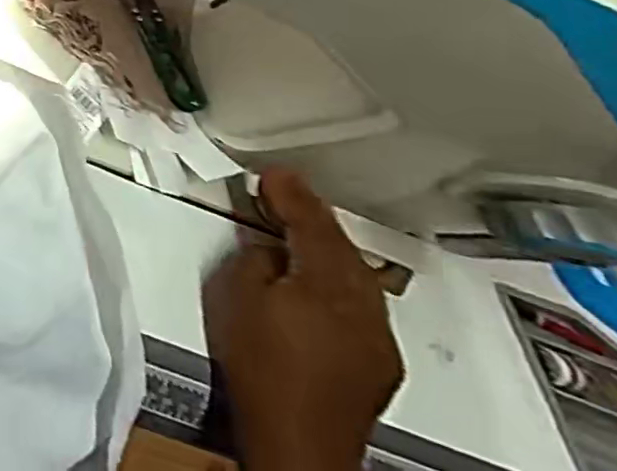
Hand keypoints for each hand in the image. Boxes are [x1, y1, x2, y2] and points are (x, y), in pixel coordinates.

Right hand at [203, 168, 404, 470]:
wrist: (296, 443)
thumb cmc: (259, 366)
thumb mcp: (236, 298)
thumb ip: (254, 260)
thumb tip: (269, 250)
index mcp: (326, 284)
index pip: (310, 225)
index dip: (290, 194)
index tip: (272, 174)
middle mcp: (363, 305)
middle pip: (340, 246)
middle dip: (311, 216)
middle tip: (283, 192)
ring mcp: (378, 335)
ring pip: (356, 273)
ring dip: (327, 246)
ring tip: (300, 229)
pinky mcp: (380, 360)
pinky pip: (362, 300)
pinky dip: (340, 278)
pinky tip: (321, 279)